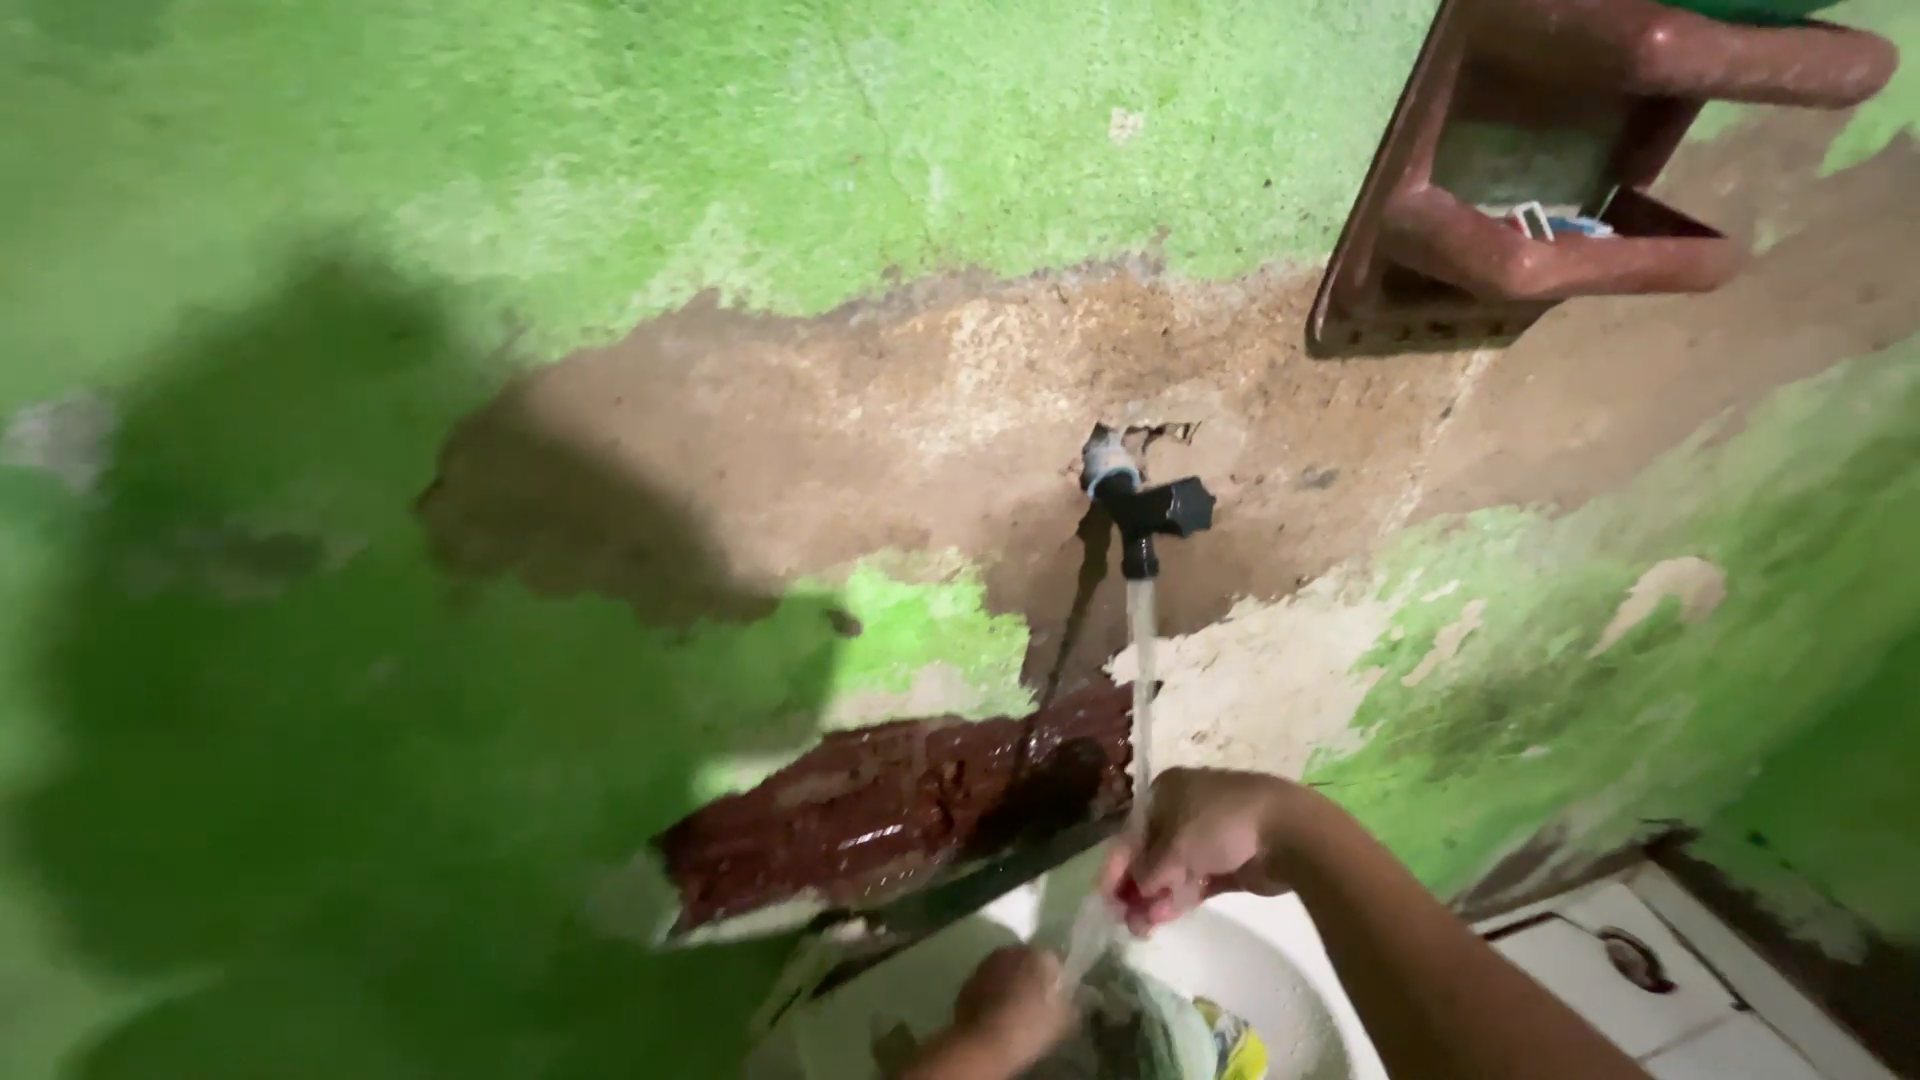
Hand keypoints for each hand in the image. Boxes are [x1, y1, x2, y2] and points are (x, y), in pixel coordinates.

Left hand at [951, 946, 1077, 1068]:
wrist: (983, 1042)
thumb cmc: (1029, 1029)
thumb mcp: (1064, 1023)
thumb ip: (1074, 1006)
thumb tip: (1076, 1000)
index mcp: (1040, 955)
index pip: (1055, 960)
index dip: (1058, 979)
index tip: (1059, 997)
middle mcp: (1014, 950)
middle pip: (1029, 960)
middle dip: (1033, 975)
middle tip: (1038, 1001)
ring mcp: (989, 961)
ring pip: (1007, 968)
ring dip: (1012, 980)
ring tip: (1016, 1007)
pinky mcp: (971, 977)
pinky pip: (990, 980)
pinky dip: (994, 990)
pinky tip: (997, 1011)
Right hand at [1099, 767, 1298, 936]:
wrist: (1286, 830)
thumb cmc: (1220, 823)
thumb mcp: (1175, 845)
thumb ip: (1150, 871)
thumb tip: (1138, 891)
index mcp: (1165, 792)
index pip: (1131, 831)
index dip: (1116, 865)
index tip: (1104, 896)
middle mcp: (1182, 810)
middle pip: (1150, 852)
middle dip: (1137, 886)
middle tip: (1125, 919)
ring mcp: (1207, 837)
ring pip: (1173, 870)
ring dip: (1156, 897)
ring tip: (1142, 928)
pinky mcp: (1227, 863)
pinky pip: (1195, 881)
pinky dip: (1179, 898)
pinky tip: (1164, 918)